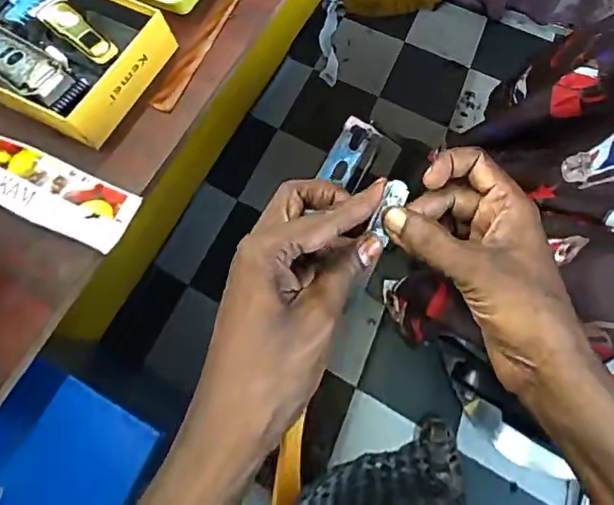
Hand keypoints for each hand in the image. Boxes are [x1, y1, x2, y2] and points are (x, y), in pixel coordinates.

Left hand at [144, 178, 386, 503]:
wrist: (229, 426)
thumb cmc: (271, 374)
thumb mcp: (318, 319)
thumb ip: (344, 272)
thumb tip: (371, 241)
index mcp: (263, 249)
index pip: (319, 217)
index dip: (356, 205)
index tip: (384, 188)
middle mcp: (255, 248)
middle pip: (295, 202)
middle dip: (330, 200)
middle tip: (365, 213)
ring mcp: (256, 267)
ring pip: (294, 227)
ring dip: (327, 228)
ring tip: (365, 238)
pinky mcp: (262, 287)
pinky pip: (293, 254)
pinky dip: (319, 251)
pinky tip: (345, 263)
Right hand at [384, 148, 588, 399]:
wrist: (545, 367)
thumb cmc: (524, 307)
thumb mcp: (476, 268)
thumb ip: (431, 241)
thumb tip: (392, 215)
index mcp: (508, 205)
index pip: (476, 164)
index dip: (449, 164)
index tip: (425, 181)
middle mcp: (496, 219)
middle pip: (454, 193)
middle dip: (427, 204)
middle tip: (400, 221)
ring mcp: (485, 245)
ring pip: (447, 220)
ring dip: (422, 225)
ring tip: (396, 234)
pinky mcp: (473, 271)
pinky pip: (444, 246)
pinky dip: (425, 245)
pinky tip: (405, 248)